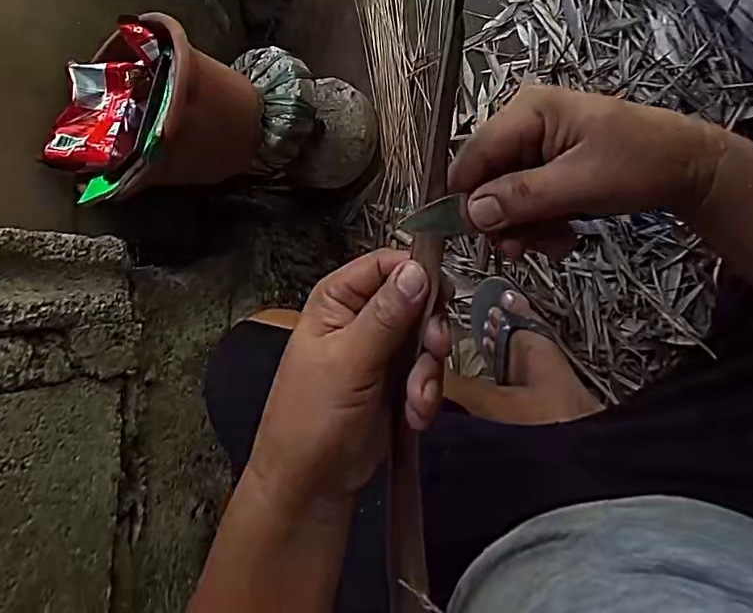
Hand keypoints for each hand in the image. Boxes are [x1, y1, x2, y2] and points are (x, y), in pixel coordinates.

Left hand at [246, 249, 452, 509]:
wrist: (311, 489)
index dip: (417, 274)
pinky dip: (427, 393)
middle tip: (432, 351)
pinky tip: (414, 415)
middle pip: (416, 299)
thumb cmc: (311, 421)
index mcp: (338, 298)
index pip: (386, 264)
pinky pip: (427, 371)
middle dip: (429, 332)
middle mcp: (361, 316)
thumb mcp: (349, 363)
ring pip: (426, 337)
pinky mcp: (396, 378)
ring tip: (416, 400)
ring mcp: (381, 348)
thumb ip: (385, 316)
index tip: (440, 296)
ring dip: (428, 371)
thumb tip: (416, 270)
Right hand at [448, 85, 731, 257]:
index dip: (466, 193)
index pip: (476, 151)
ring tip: (555, 244)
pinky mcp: (549, 165)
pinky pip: (528, 198)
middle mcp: (525, 122)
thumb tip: (472, 212)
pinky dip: (541, 222)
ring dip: (526, 225)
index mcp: (529, 109)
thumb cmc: (640, 163)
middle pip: (489, 175)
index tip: (472, 235)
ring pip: (506, 193)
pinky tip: (563, 236)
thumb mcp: (581, 183)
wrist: (689, 167)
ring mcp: (538, 144)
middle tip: (520, 249)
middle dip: (505, 217)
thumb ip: (524, 197)